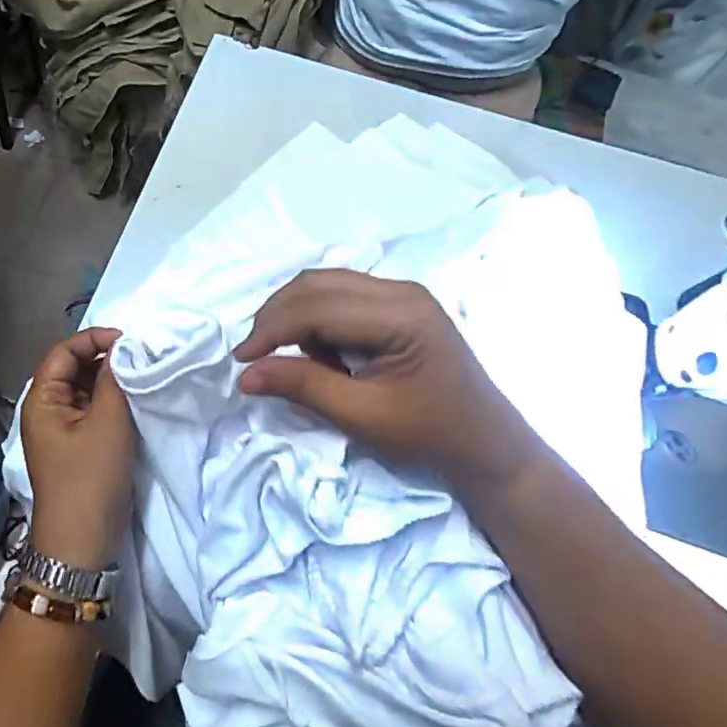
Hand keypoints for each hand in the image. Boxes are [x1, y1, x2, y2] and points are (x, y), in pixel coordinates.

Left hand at [21, 328, 135, 570]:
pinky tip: (136, 399)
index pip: (63, 351)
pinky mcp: (79, 444)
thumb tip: (121, 348)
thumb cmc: (91, 477)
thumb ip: (114, 378)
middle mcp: (47, 409)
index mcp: (41, 400)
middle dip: (105, 356)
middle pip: (73, 366)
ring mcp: (63, 428)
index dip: (94, 339)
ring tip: (142, 374)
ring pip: (86, 387)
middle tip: (141, 356)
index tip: (130, 342)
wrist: (83, 542)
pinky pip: (94, 408)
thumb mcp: (108, 421)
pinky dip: (113, 398)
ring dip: (111, 377)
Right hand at [233, 270, 543, 491]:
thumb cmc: (430, 433)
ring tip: (306, 367)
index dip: (272, 328)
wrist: (484, 441)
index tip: (241, 361)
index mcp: (401, 313)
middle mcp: (401, 290)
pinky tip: (332, 359)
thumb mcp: (363, 416)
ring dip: (299, 319)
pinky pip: (344, 298)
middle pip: (319, 284)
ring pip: (328, 286)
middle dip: (279, 317)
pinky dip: (321, 322)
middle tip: (256, 359)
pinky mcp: (400, 305)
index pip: (318, 304)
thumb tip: (246, 374)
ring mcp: (402, 294)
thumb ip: (305, 387)